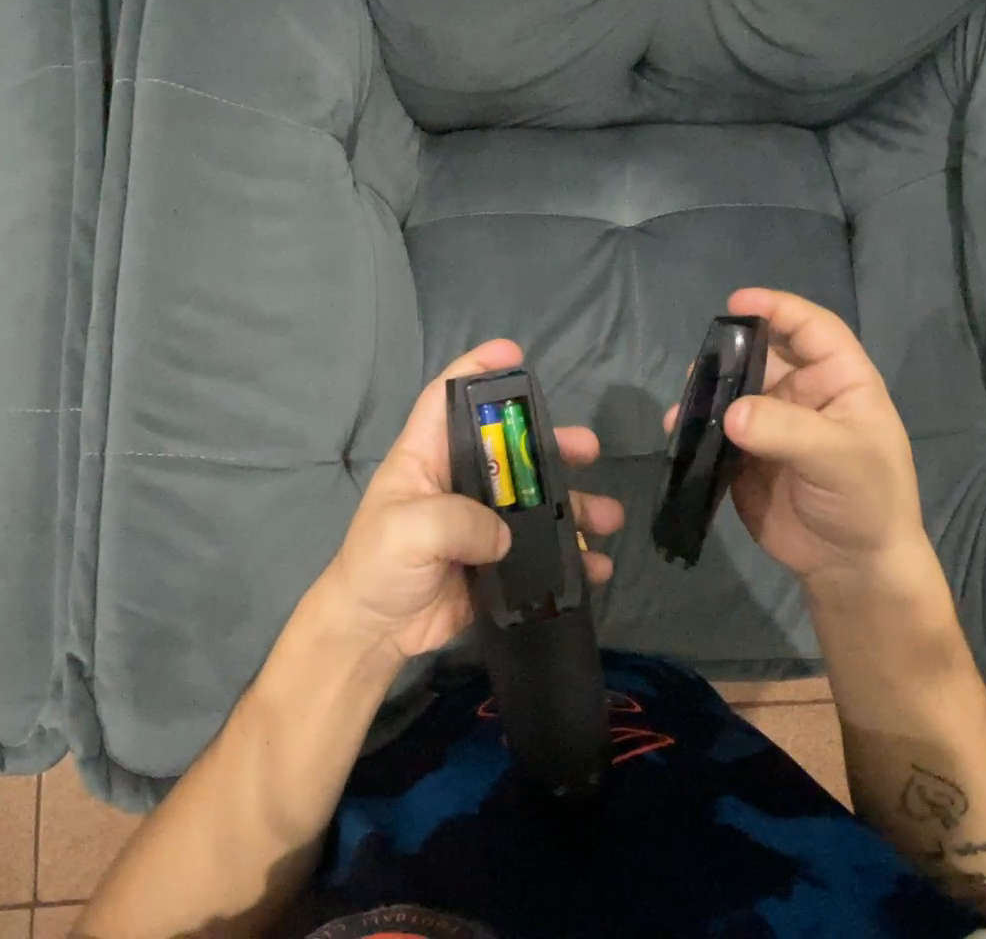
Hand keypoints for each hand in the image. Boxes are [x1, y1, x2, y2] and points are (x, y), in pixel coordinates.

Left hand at [321, 339, 625, 659]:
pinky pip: (542, 550)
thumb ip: (457, 522)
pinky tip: (596, 566)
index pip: (447, 400)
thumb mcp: (406, 532)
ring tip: (607, 517)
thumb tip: (506, 536)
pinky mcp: (498, 561)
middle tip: (589, 448)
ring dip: (575, 504)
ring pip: (537, 501)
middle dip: (552, 444)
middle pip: (511, 449)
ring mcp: (481, 523)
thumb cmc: (379, 567)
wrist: (378, 632)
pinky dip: (572, 555)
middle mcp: (458, 482)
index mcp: (426, 459)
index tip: (513, 353)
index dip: (476, 371)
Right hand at [665, 288, 927, 591]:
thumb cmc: (866, 502)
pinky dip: (695, 428)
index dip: (778, 310)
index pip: (812, 331)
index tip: (736, 302)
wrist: (849, 566)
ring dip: (705, 394)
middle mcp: (804, 397)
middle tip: (697, 371)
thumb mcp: (839, 459)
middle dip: (728, 358)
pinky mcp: (744, 457)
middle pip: (761, 359)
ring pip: (732, 394)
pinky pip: (715, 431)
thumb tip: (730, 412)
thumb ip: (786, 431)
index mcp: (840, 383)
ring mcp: (771, 428)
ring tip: (682, 407)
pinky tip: (678, 431)